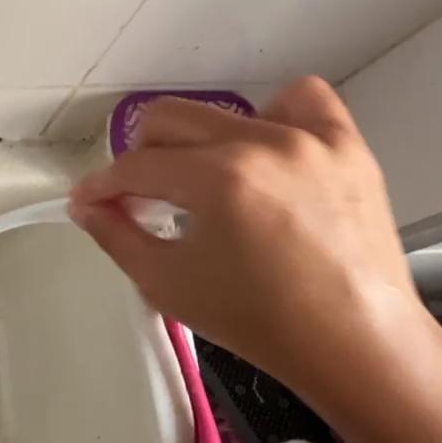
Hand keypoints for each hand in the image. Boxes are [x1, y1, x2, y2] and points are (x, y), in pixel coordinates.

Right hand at [68, 77, 429, 411]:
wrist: (354, 343)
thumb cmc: (256, 321)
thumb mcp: (166, 283)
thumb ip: (115, 235)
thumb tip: (86, 205)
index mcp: (217, 179)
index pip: (136, 166)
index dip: (101, 186)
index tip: (89, 202)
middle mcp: (262, 143)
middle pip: (169, 120)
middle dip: (138, 157)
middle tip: (139, 197)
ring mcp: (310, 139)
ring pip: (224, 110)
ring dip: (196, 143)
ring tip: (202, 182)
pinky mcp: (346, 146)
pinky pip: (302, 100)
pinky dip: (272, 116)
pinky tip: (263, 152)